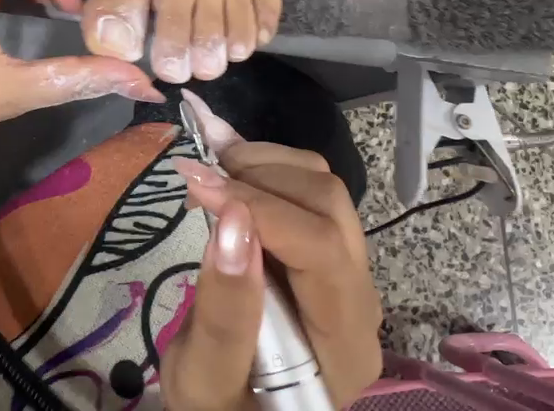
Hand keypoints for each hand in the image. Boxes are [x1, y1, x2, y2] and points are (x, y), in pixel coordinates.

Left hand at [80, 0, 315, 82]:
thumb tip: (112, 38)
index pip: (154, 31)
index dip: (150, 51)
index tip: (146, 61)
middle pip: (199, 34)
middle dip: (188, 55)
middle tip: (184, 68)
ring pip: (235, 26)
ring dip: (222, 46)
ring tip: (215, 58)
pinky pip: (270, 4)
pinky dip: (258, 25)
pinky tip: (251, 34)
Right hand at [162, 96, 381, 409]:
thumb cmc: (221, 410)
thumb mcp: (204, 384)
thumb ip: (223, 314)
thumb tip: (232, 220)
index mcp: (342, 343)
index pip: (321, 250)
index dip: (260, 207)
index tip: (195, 184)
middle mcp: (358, 300)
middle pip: (328, 207)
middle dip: (258, 178)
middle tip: (196, 182)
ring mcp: (345, 272)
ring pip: (321, 187)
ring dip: (261, 166)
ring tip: (208, 178)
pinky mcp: (322, 252)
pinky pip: (306, 189)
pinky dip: (263, 167)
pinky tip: (225, 173)